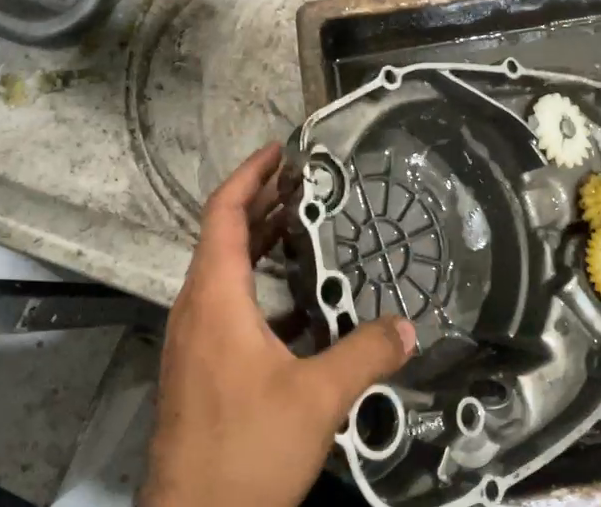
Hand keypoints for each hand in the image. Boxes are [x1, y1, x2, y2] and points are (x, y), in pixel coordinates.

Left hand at [143, 144, 416, 506]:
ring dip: (259, 244)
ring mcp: (193, 339)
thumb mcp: (317, 399)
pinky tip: (296, 304)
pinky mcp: (198, 367)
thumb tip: (407, 328)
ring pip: (223, 271)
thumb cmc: (246, 448)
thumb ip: (365, 355)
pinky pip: (225, 304)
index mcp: (215, 297)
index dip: (250, 175)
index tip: (279, 151)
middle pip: (223, 236)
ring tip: (302, 228)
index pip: (224, 213)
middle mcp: (196, 308)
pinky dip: (257, 285)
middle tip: (302, 182)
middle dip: (261, 203)